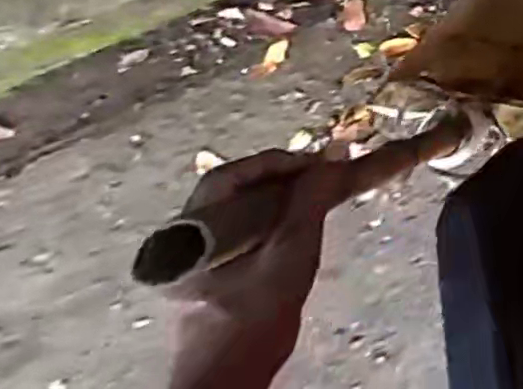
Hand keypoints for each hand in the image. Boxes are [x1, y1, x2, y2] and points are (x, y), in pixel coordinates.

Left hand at [167, 149, 348, 388]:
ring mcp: (202, 255)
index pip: (227, 178)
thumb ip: (311, 199)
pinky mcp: (221, 265)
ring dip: (291, 191)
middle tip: (329, 172)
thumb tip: (336, 154)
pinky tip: (312, 213)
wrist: (235, 367)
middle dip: (288, 174)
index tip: (319, 162)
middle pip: (238, 188)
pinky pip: (253, 222)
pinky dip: (286, 210)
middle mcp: (187, 240)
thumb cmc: (257, 309)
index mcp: (188, 236)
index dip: (275, 162)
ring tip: (328, 189)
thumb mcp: (292, 249)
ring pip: (248, 204)